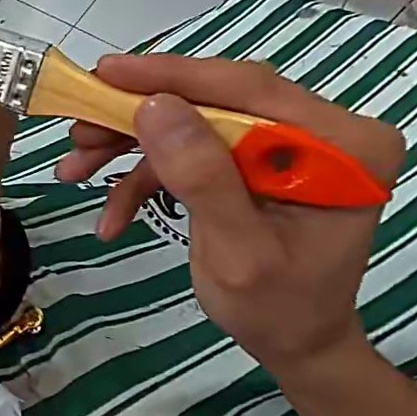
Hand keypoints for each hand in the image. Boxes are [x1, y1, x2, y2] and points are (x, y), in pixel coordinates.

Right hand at [55, 54, 403, 376]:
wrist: (295, 342)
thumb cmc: (278, 308)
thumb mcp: (238, 252)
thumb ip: (202, 178)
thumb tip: (154, 107)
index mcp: (342, 145)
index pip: (249, 90)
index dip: (172, 77)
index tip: (105, 72)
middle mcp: (318, 130)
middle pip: (214, 102)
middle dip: (138, 119)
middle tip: (78, 130)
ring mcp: (281, 144)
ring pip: (192, 124)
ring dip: (130, 149)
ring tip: (74, 170)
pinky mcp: (250, 161)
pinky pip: (189, 153)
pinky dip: (144, 179)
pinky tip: (112, 214)